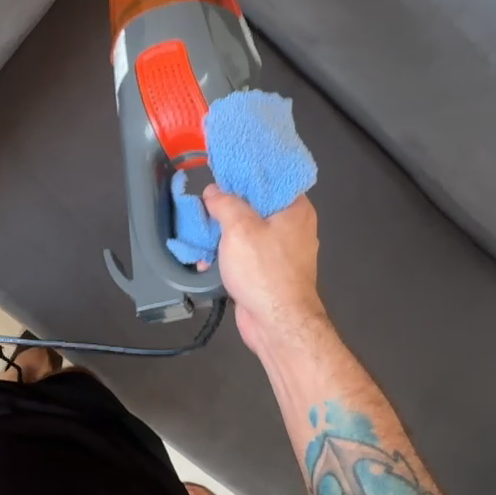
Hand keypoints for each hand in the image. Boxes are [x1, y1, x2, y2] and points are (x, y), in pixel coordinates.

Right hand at [202, 187, 329, 353]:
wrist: (277, 323)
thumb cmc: (264, 271)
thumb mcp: (239, 228)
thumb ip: (225, 204)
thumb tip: (214, 191)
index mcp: (295, 209)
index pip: (272, 179)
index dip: (246, 174)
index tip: (223, 171)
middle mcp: (293, 227)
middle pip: (257, 205)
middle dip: (228, 206)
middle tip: (206, 201)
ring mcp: (282, 252)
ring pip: (248, 231)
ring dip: (223, 234)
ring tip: (200, 231)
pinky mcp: (269, 272)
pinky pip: (245, 254)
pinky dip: (227, 255)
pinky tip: (206, 260)